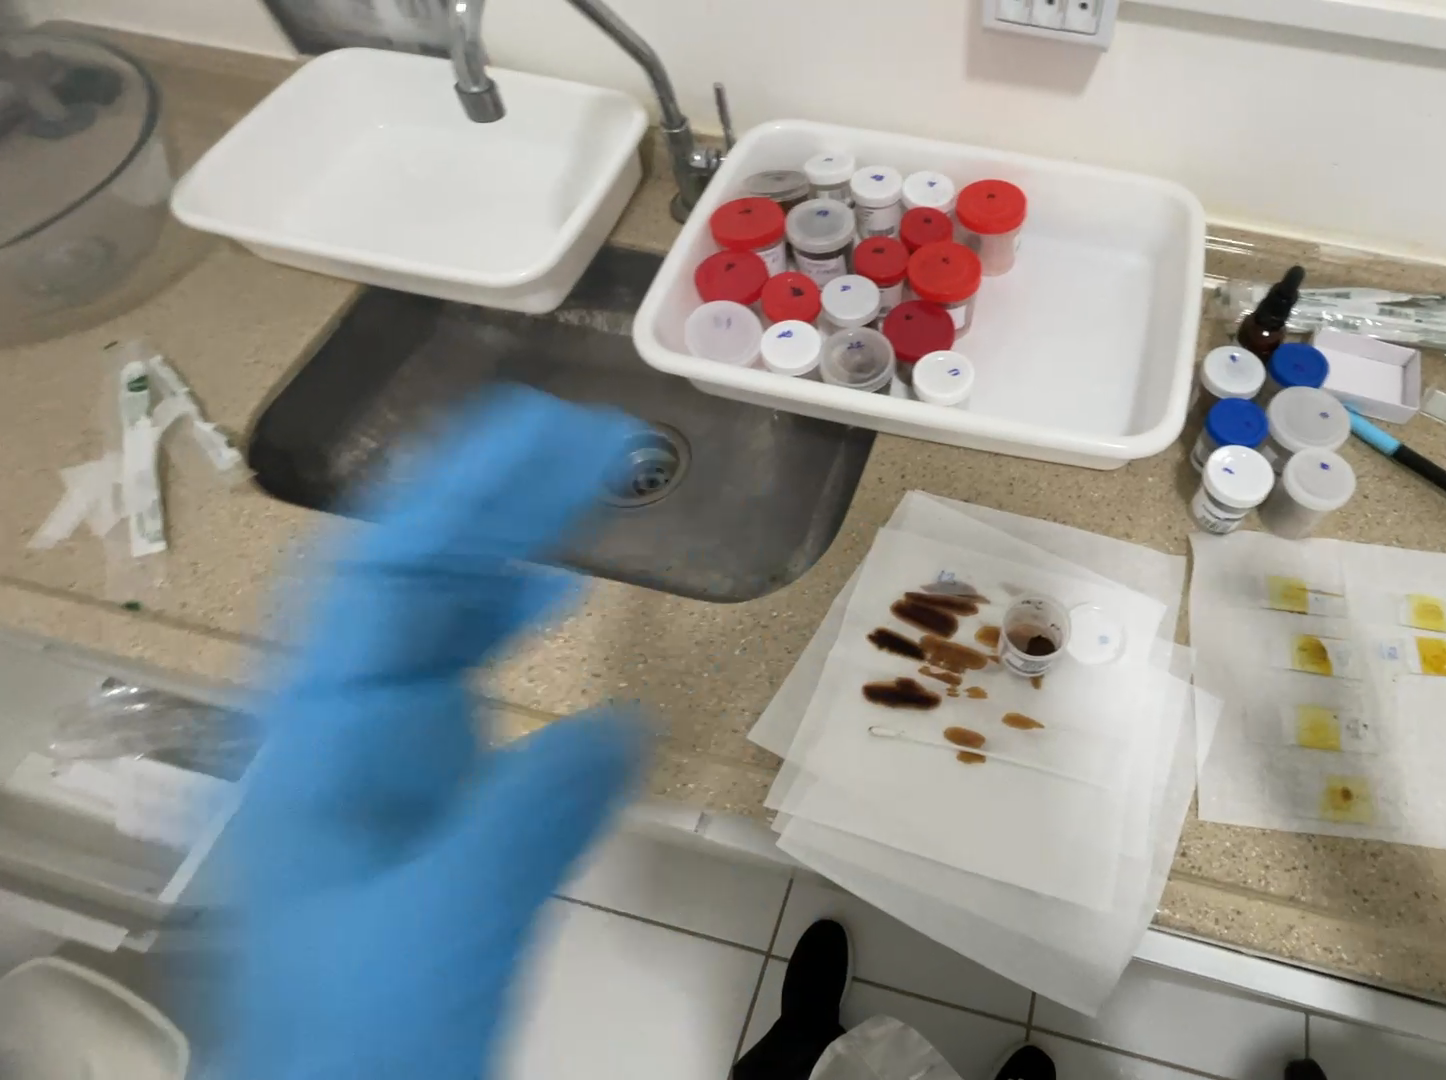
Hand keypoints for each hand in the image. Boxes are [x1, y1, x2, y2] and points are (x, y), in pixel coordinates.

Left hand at [227, 386, 647, 1078]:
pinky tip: (558, 591)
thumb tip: (625, 719)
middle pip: (423, 574)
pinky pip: (476, 663)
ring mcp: (393, 741)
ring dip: (518, 540)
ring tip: (587, 488)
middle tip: (594, 439)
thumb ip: (538, 805)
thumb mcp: (458, 914)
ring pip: (450, 610)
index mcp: (325, 736)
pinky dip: (518, 614)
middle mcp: (351, 718)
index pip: (382, 579)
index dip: (459, 494)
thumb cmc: (377, 1023)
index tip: (541, 434)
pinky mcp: (438, 768)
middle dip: (505, 495)